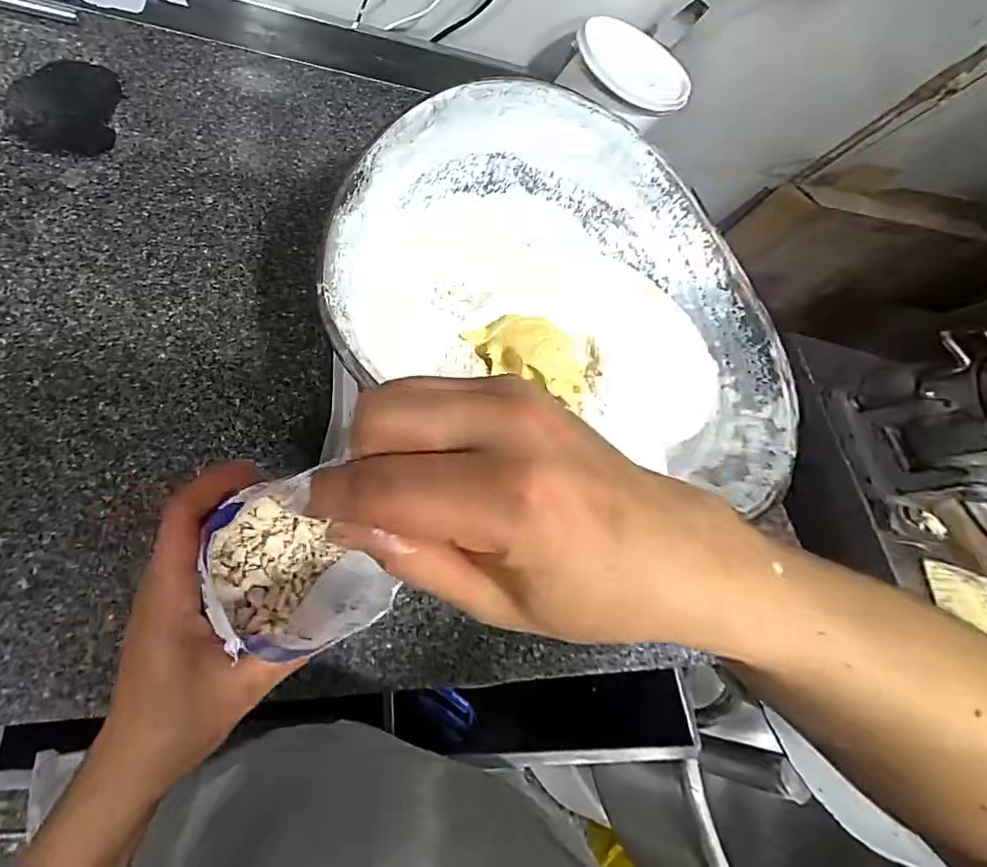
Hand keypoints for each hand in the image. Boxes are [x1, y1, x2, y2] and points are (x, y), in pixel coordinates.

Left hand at [93, 461, 304, 791]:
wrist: (133, 759)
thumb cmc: (177, 719)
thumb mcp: (241, 686)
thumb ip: (286, 649)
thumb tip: (331, 613)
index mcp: (169, 587)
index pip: (182, 513)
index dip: (214, 482)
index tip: (256, 473)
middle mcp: (160, 580)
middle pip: (186, 515)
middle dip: (228, 493)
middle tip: (277, 497)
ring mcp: (160, 593)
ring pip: (189, 536)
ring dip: (225, 519)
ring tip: (272, 521)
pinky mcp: (166, 608)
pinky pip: (192, 559)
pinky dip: (222, 546)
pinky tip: (254, 565)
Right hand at [312, 376, 775, 648]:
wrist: (674, 545)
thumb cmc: (594, 595)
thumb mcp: (497, 605)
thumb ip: (413, 558)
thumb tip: (345, 520)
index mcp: (511, 500)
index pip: (385, 486)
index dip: (334, 499)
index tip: (312, 512)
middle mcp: (507, 426)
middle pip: (378, 416)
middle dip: (355, 462)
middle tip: (371, 505)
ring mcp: (510, 392)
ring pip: (394, 392)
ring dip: (378, 438)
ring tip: (404, 483)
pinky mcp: (511, 381)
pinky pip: (425, 388)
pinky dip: (409, 422)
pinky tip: (435, 460)